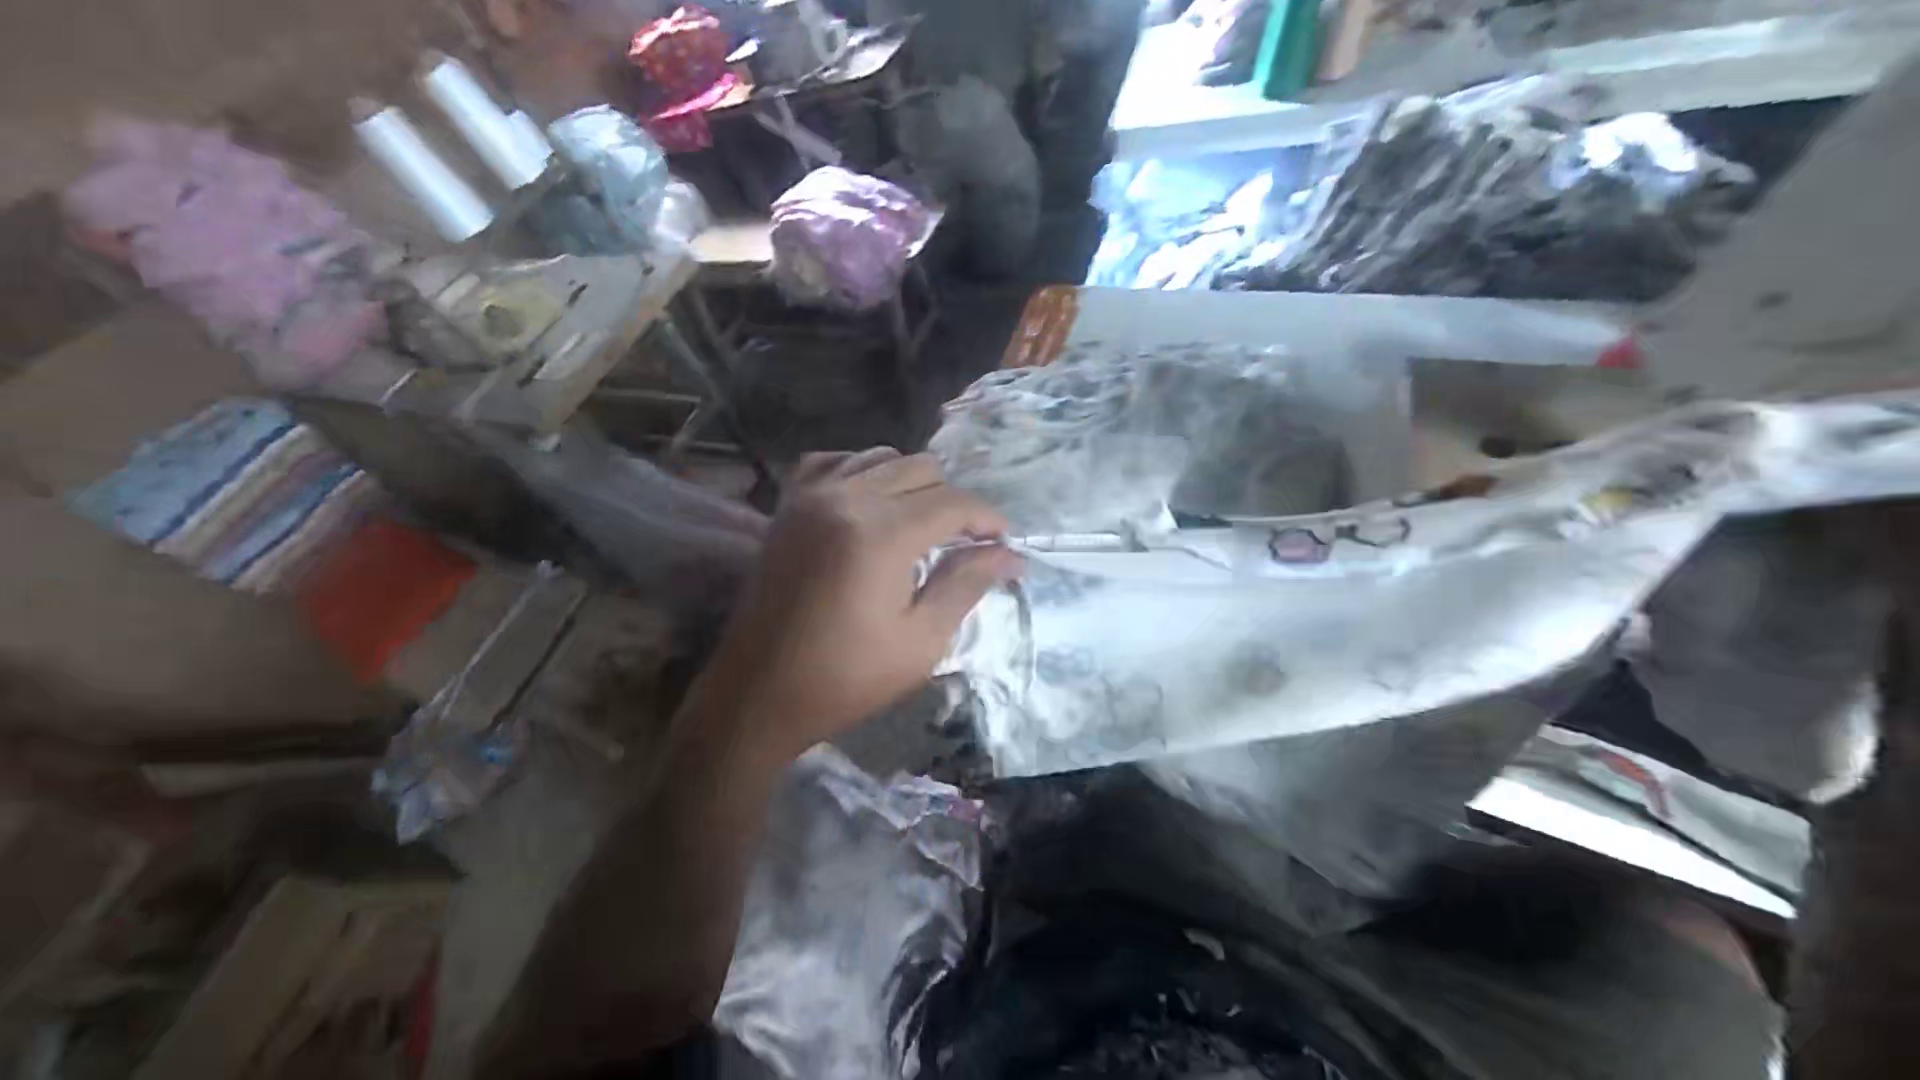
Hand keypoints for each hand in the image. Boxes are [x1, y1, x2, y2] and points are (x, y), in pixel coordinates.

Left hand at [693, 448, 1022, 759]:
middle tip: (964, 541)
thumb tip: (1011, 555)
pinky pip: (833, 461)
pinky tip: (871, 502)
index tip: (1004, 542)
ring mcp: (810, 496)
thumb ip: (966, 584)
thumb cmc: (846, 678)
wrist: (758, 693)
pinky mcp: (787, 506)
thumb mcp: (921, 640)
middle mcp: (844, 497)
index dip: (987, 518)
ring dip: (911, 483)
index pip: (952, 502)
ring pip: (880, 457)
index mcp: (880, 533)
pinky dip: (862, 471)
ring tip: (920, 524)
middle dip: (952, 500)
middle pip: (920, 468)